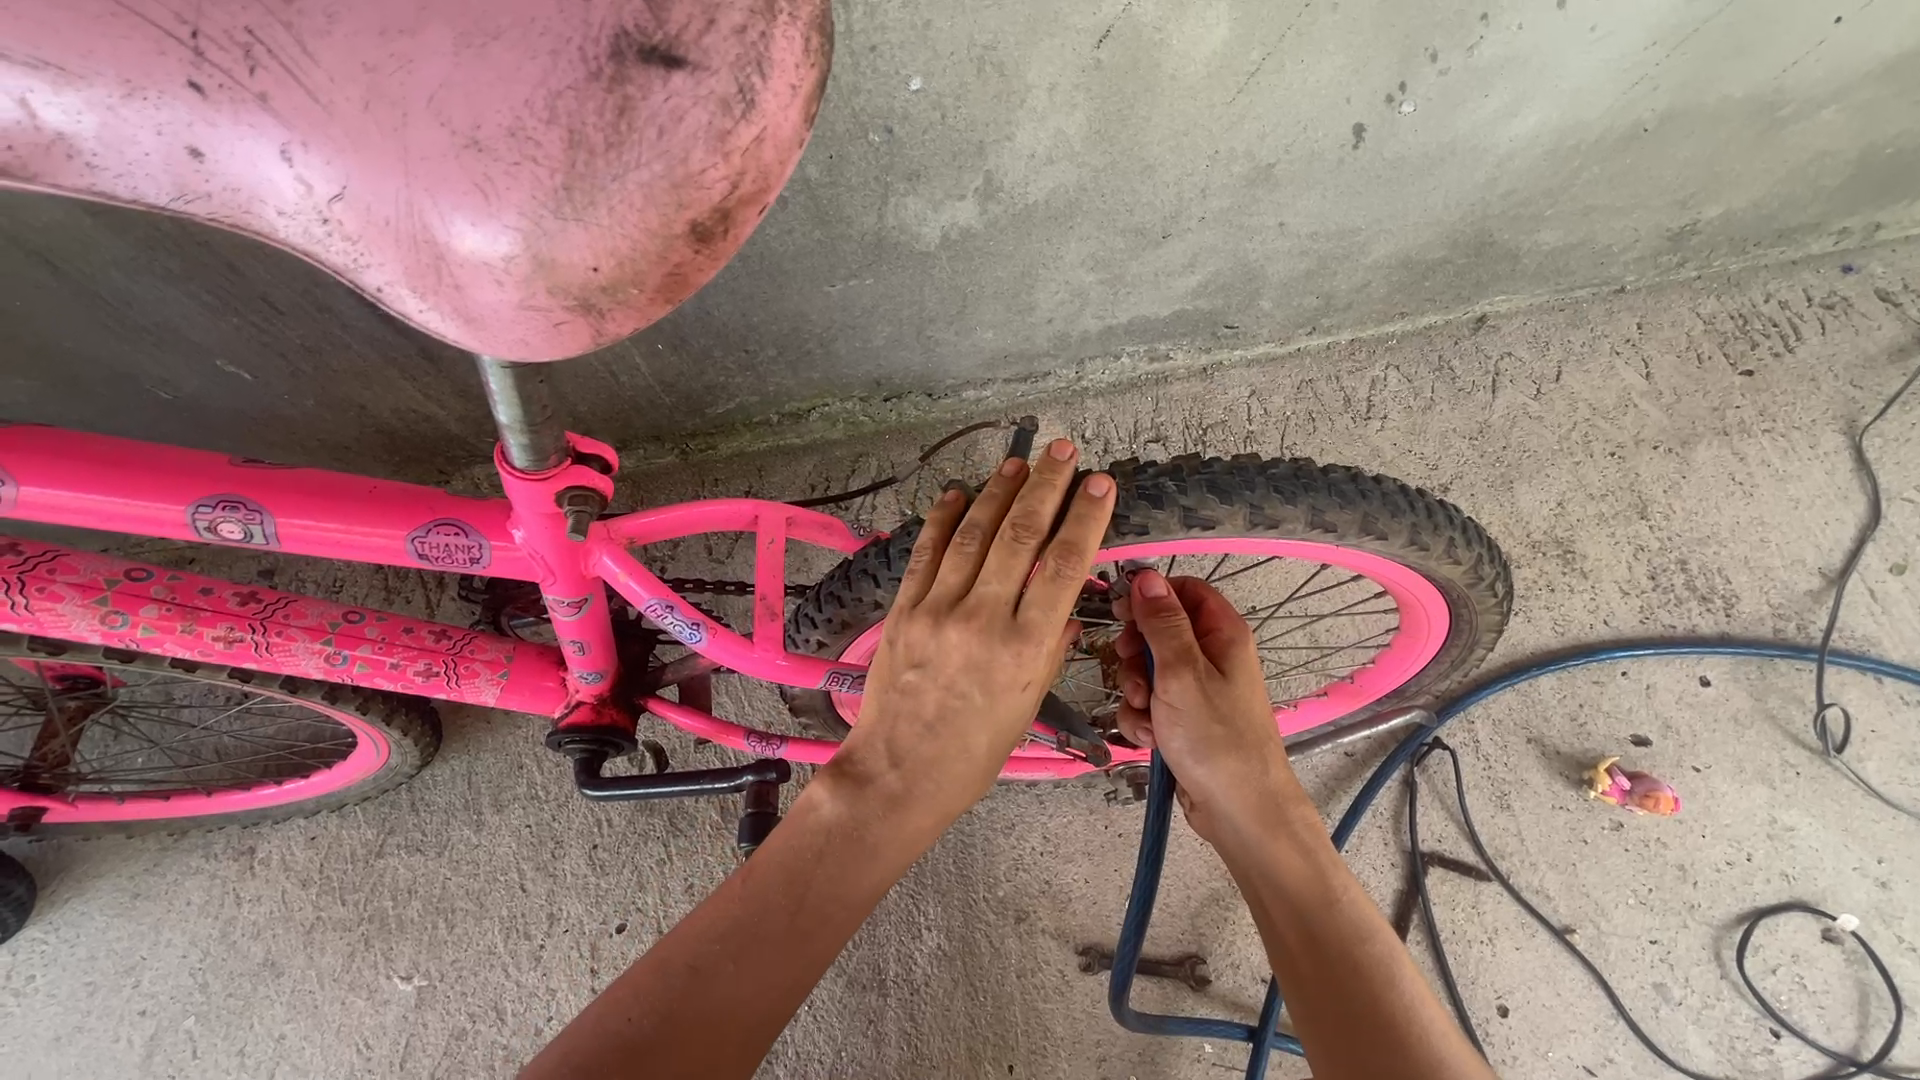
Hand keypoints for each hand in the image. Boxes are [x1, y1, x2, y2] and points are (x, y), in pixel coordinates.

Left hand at [827, 439, 1115, 825]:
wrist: (900, 772)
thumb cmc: (974, 752)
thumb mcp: (1028, 707)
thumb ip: (1049, 649)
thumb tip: (1065, 606)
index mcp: (1024, 648)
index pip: (1063, 566)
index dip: (1085, 519)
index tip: (1100, 484)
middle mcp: (983, 619)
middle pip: (1020, 536)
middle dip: (1046, 487)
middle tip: (1063, 452)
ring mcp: (938, 610)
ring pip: (974, 535)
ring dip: (998, 492)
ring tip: (1019, 463)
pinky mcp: (903, 609)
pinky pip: (926, 553)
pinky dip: (943, 519)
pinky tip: (959, 493)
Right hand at [1113, 572, 1304, 843]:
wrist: (1238, 811)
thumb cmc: (1215, 737)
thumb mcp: (1181, 672)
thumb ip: (1161, 623)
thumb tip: (1146, 575)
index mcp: (1222, 633)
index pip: (1184, 590)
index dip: (1151, 596)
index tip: (1120, 612)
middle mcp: (1211, 656)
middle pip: (1158, 631)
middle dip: (1136, 654)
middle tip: (1133, 671)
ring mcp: (1196, 690)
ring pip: (1146, 671)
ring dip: (1135, 693)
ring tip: (1146, 716)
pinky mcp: (1182, 720)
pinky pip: (1149, 704)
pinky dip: (1142, 720)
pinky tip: (1150, 739)